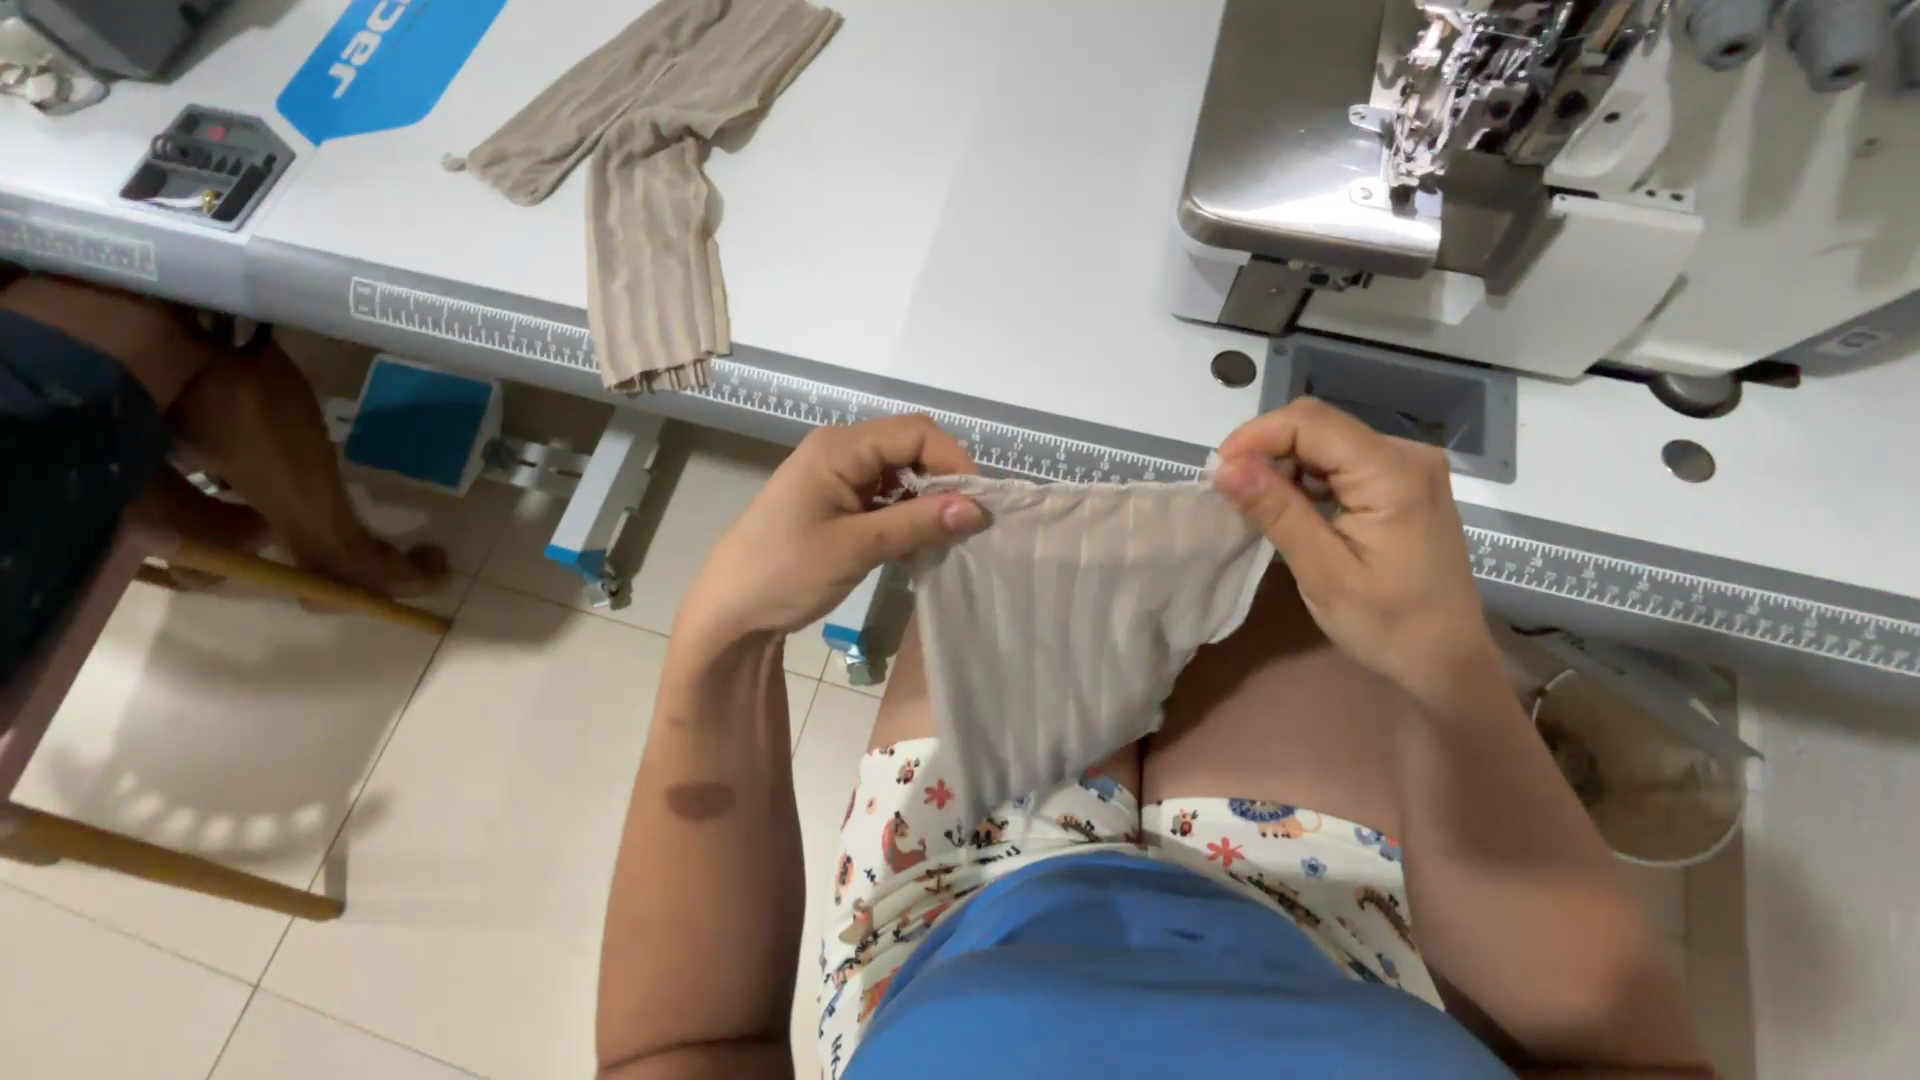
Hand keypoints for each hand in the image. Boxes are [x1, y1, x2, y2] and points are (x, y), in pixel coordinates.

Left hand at [678, 415, 984, 648]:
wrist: (731, 611)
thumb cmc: (785, 572)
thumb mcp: (857, 547)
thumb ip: (918, 523)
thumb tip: (978, 508)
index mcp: (839, 448)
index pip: (916, 432)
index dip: (953, 461)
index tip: (977, 505)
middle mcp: (840, 451)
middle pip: (911, 448)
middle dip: (943, 481)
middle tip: (966, 524)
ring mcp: (838, 477)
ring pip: (901, 475)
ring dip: (926, 502)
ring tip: (946, 538)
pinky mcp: (838, 503)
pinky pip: (886, 497)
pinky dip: (907, 516)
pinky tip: (919, 545)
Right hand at [1211, 398, 1498, 702]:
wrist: (1447, 659)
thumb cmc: (1388, 623)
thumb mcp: (1323, 571)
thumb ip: (1276, 511)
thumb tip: (1224, 467)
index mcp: (1394, 473)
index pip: (1310, 423)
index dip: (1256, 437)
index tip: (1218, 474)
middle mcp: (1407, 455)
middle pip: (1319, 427)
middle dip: (1266, 451)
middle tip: (1230, 494)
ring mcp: (1409, 467)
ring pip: (1327, 442)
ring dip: (1284, 466)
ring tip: (1257, 507)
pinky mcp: (1403, 483)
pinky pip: (1343, 462)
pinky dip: (1307, 478)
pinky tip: (1292, 510)